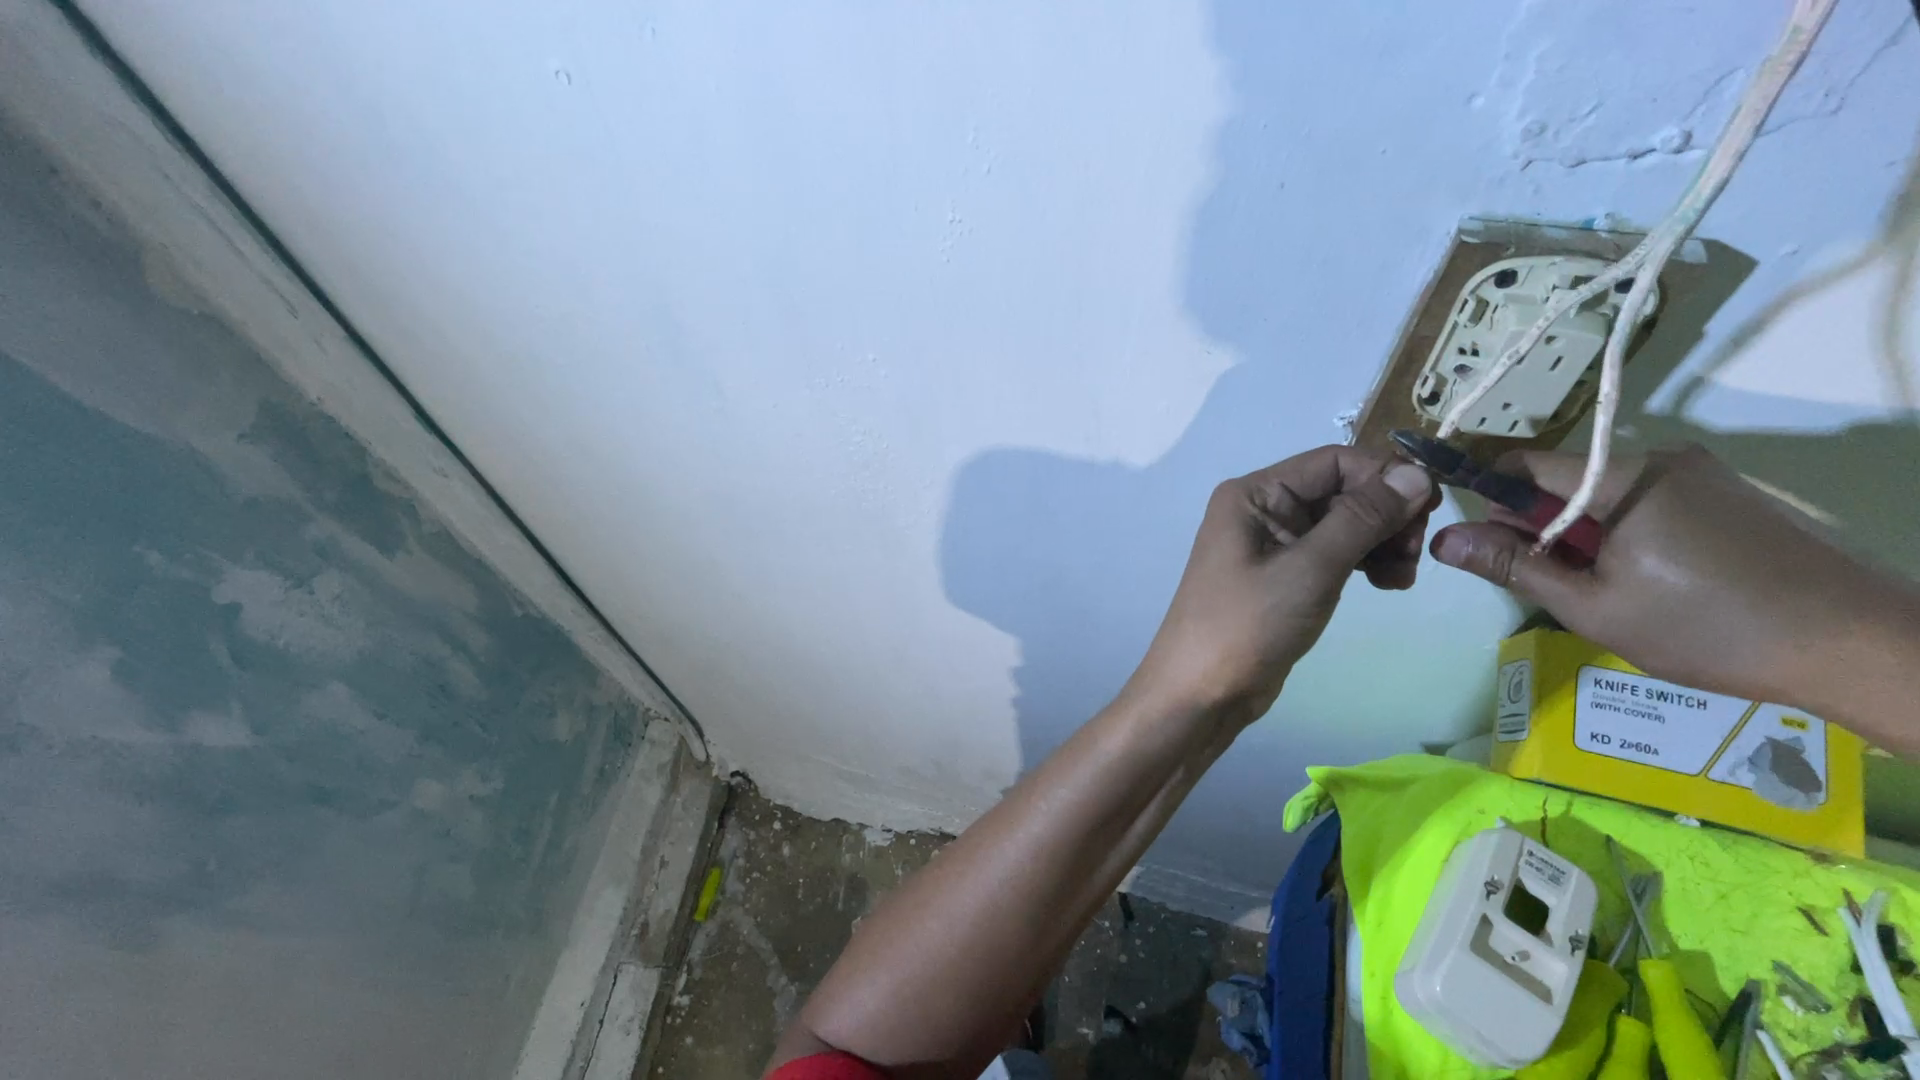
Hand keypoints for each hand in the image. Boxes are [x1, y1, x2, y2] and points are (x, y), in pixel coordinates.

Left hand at [1126, 445, 1436, 725]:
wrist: (1201, 692)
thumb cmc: (1248, 624)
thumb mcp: (1310, 568)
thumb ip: (1363, 518)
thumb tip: (1417, 473)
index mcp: (1255, 494)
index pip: (1334, 461)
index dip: (1385, 477)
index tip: (1429, 510)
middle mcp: (1262, 509)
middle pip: (1343, 490)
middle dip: (1386, 514)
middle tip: (1414, 551)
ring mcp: (1273, 544)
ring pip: (1344, 524)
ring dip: (1382, 541)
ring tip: (1402, 577)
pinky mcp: (1285, 576)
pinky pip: (1335, 554)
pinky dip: (1365, 563)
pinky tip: (1389, 585)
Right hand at [1428, 444, 1919, 713]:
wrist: (1856, 647)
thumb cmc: (1706, 628)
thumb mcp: (1592, 606)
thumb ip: (1515, 566)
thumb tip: (1443, 540)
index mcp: (1623, 479)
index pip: (1525, 465)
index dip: (1489, 496)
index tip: (1482, 541)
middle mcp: (1661, 460)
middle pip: (1566, 482)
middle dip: (1540, 525)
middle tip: (1544, 582)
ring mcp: (1702, 476)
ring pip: (1606, 496)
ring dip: (1583, 535)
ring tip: (1599, 591)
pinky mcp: (1729, 497)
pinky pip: (1648, 503)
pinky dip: (1624, 535)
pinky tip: (1645, 583)